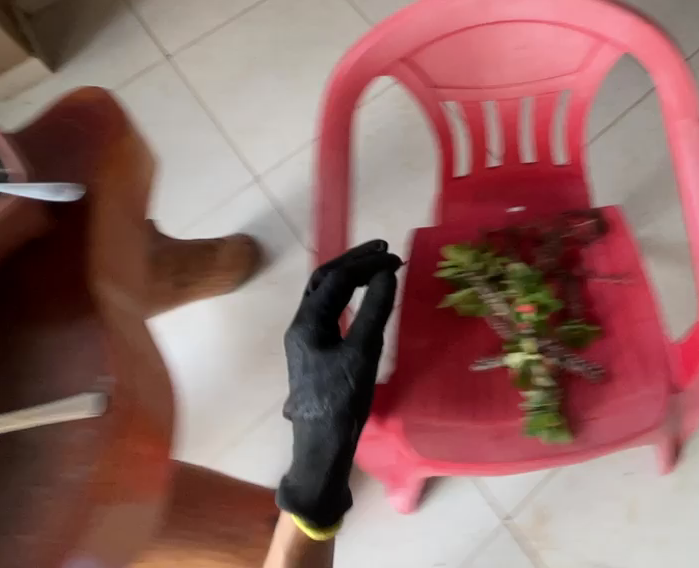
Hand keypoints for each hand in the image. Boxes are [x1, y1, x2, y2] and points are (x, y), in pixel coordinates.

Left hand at [277, 239, 401, 528]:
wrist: (322, 448)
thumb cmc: (341, 401)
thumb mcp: (363, 354)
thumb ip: (375, 311)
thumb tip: (388, 274)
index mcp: (307, 323)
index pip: (337, 279)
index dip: (366, 264)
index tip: (395, 260)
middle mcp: (302, 324)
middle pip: (325, 279)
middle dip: (354, 261)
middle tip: (384, 250)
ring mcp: (307, 337)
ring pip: (326, 293)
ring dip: (351, 275)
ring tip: (378, 265)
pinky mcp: (317, 349)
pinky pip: (331, 309)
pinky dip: (350, 293)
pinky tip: (366, 295)